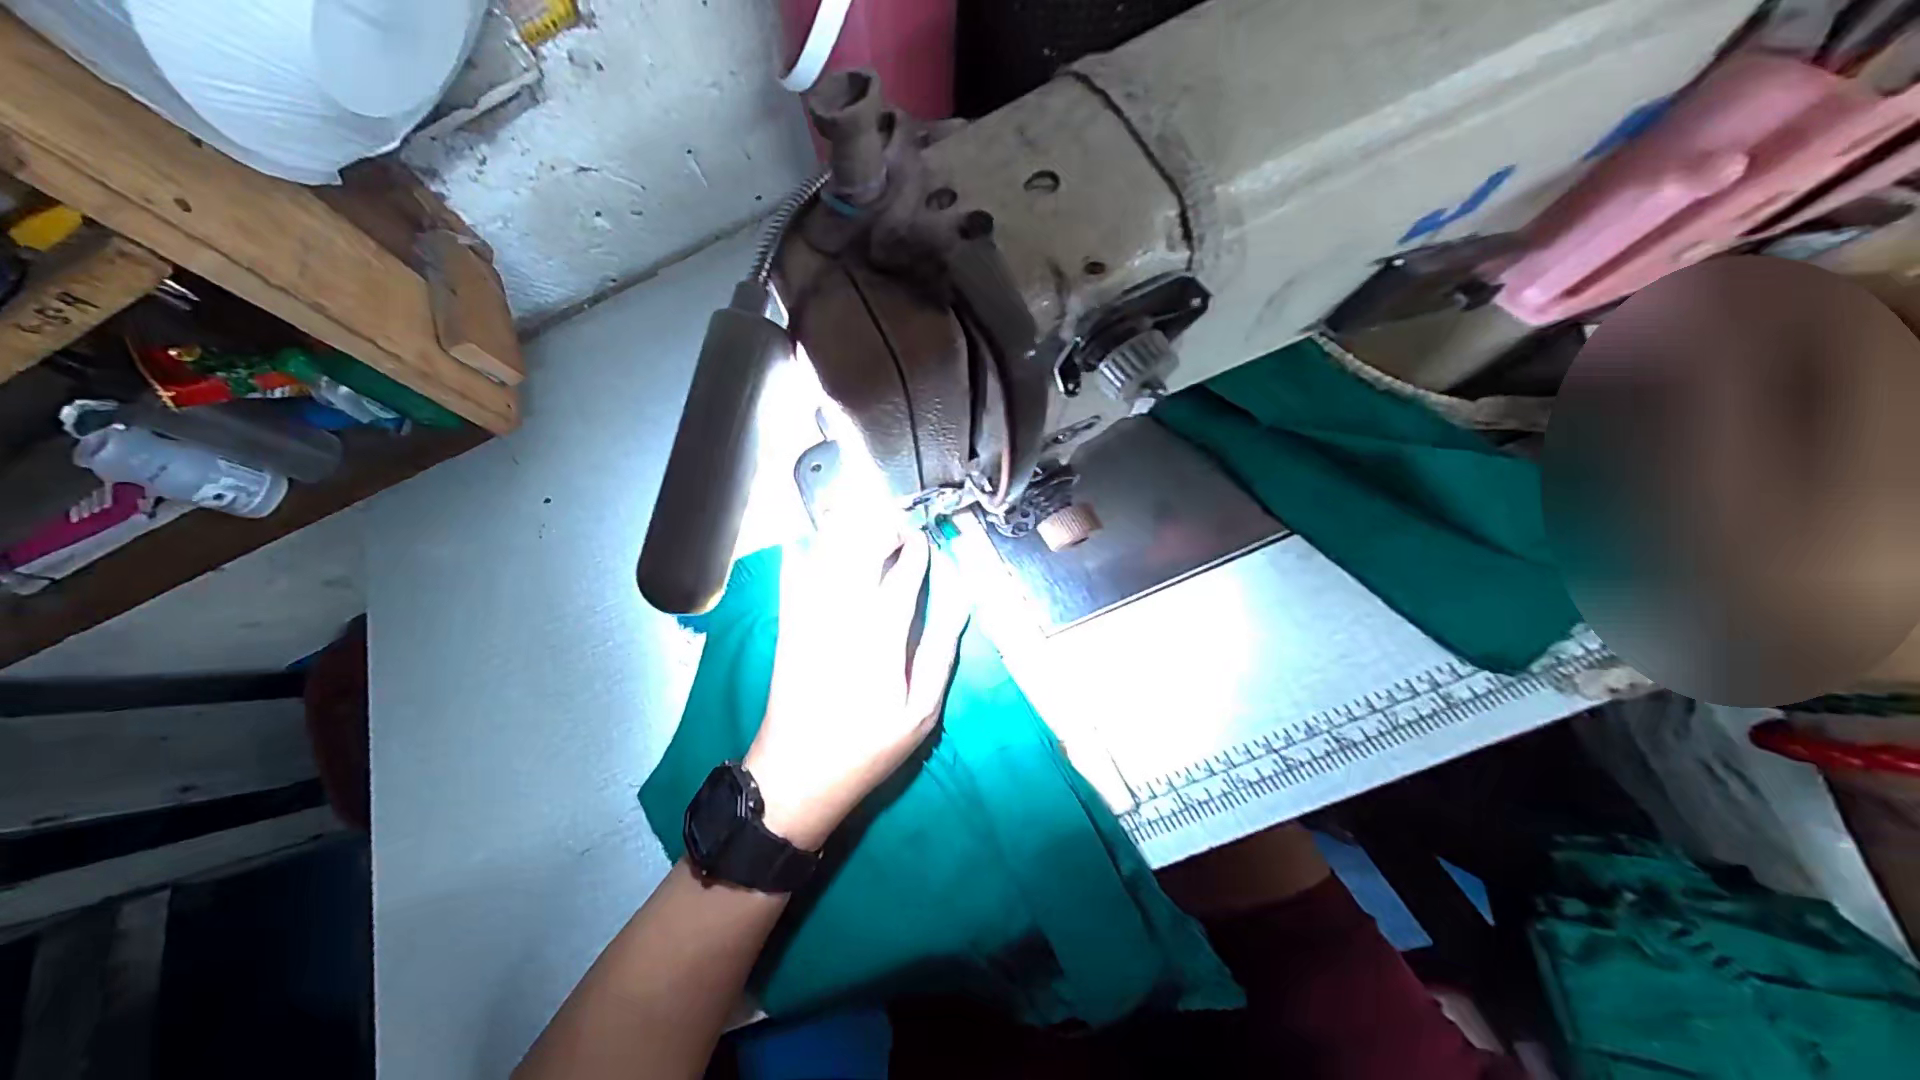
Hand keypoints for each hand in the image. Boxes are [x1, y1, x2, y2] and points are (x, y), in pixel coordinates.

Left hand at [742, 524, 967, 848]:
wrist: (796, 773)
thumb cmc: (866, 747)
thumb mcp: (919, 714)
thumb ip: (940, 654)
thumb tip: (960, 604)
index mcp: (881, 639)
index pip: (901, 577)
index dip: (914, 552)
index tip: (923, 541)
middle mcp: (843, 618)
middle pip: (861, 554)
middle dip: (881, 529)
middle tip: (898, 527)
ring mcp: (809, 619)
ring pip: (828, 558)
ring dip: (848, 532)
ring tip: (866, 524)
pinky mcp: (787, 627)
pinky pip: (793, 577)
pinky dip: (803, 553)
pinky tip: (810, 540)